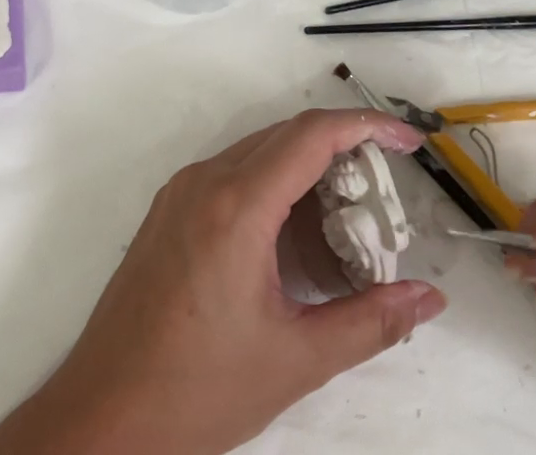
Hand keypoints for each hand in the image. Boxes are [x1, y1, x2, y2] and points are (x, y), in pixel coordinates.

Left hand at [0, 109, 447, 454]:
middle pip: (282, 136)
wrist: (105, 410)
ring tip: (350, 212)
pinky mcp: (165, 215)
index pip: (309, 136)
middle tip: (387, 187)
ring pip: (254, 153)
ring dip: (305, 166)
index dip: (365, 125)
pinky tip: (296, 231)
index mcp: (235, 207)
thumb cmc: (200, 386)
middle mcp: (201, 184)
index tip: (409, 139)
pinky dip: (271, 184)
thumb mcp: (296, 358)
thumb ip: (370, 322)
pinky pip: (228, 176)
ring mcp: (177, 196)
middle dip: (341, 146)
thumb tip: (429, 298)